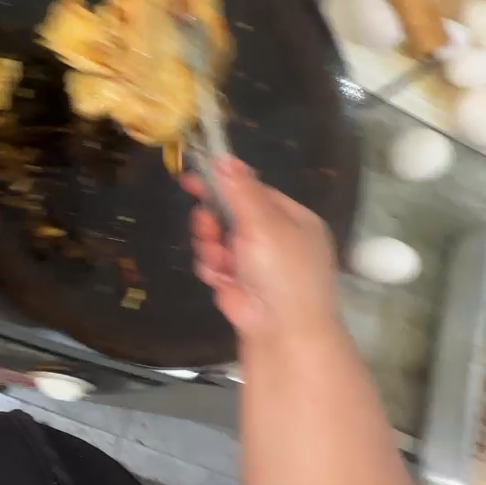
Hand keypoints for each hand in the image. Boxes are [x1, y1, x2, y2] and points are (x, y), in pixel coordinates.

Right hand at [184, 158, 344, 355]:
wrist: (281, 326)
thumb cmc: (282, 269)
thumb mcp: (264, 224)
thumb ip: (241, 191)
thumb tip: (226, 158)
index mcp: (291, 219)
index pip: (253, 191)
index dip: (224, 184)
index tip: (193, 177)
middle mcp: (274, 237)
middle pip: (229, 213)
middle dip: (214, 221)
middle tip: (207, 226)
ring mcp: (254, 260)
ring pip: (216, 238)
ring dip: (212, 246)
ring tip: (221, 261)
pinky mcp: (235, 279)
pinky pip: (213, 261)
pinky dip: (214, 268)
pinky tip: (222, 278)